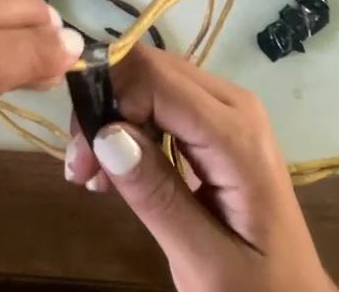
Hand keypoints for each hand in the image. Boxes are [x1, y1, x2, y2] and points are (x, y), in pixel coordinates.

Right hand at [63, 45, 335, 291]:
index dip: (108, 101)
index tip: (83, 160)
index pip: (153, 76)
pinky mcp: (215, 122)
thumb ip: (158, 197)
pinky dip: (129, 126)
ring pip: (150, 80)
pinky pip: (160, 100)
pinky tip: (117, 170)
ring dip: (112, 118)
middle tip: (81, 171)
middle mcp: (232, 103)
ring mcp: (226, 109)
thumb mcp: (206, 261)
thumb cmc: (258, 291)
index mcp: (236, 133)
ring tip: (93, 178)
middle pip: (148, 69)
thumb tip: (106, 132)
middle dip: (104, 108)